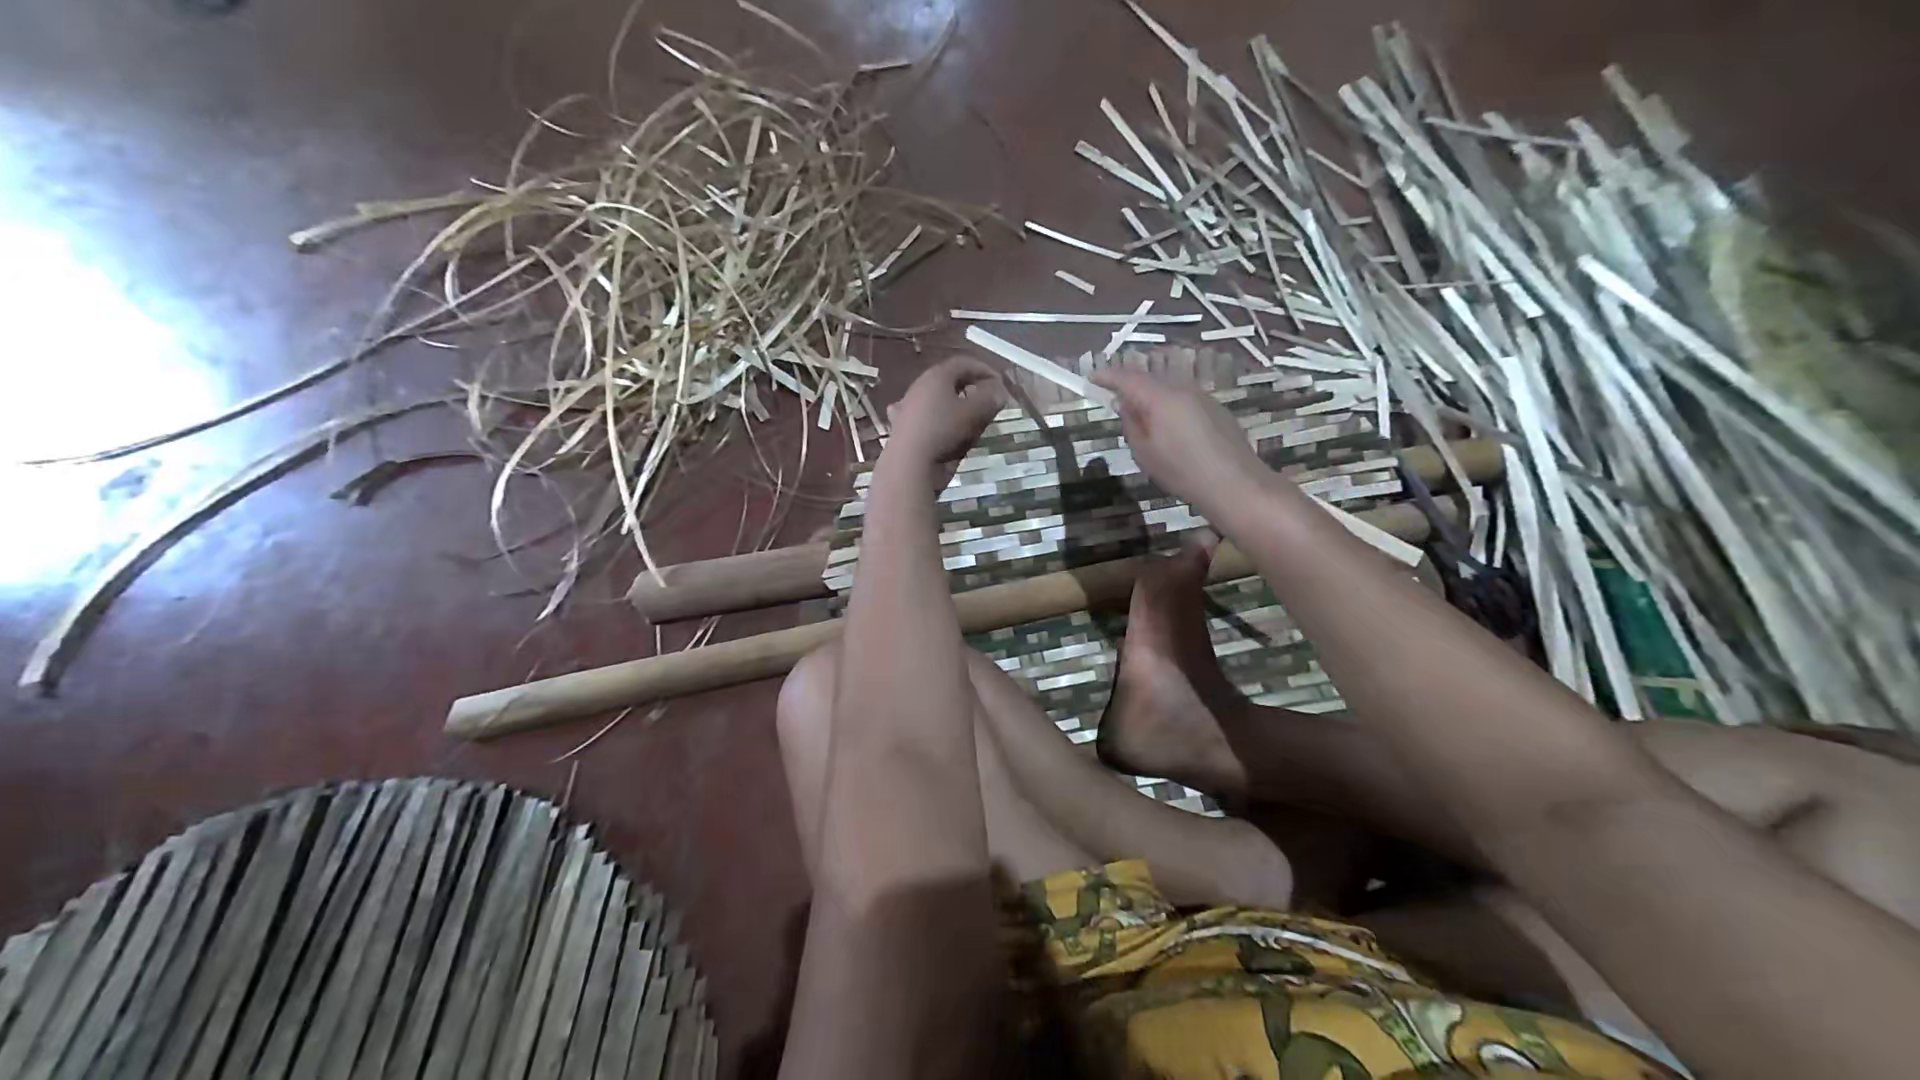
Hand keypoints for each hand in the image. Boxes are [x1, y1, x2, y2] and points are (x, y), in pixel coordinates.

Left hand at [883, 355, 1006, 468]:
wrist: (910, 464)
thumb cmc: (944, 432)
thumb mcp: (974, 413)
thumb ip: (989, 399)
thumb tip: (999, 392)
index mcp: (936, 376)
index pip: (963, 363)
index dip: (984, 370)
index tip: (1000, 384)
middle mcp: (919, 386)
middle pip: (948, 379)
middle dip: (970, 386)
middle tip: (986, 399)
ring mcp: (907, 406)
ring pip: (935, 397)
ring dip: (952, 402)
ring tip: (967, 415)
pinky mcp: (902, 425)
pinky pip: (923, 415)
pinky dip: (935, 417)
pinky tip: (938, 424)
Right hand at [1091, 368, 1271, 510]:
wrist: (1234, 483)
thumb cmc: (1181, 471)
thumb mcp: (1144, 452)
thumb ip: (1131, 423)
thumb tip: (1125, 404)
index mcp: (1161, 397)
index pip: (1128, 378)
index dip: (1108, 376)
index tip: (1092, 378)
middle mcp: (1183, 389)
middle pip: (1151, 378)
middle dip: (1130, 383)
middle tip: (1113, 396)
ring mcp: (1203, 397)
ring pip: (1170, 387)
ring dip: (1151, 394)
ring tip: (1140, 413)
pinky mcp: (1216, 409)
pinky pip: (1185, 398)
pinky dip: (1169, 404)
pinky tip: (1168, 426)